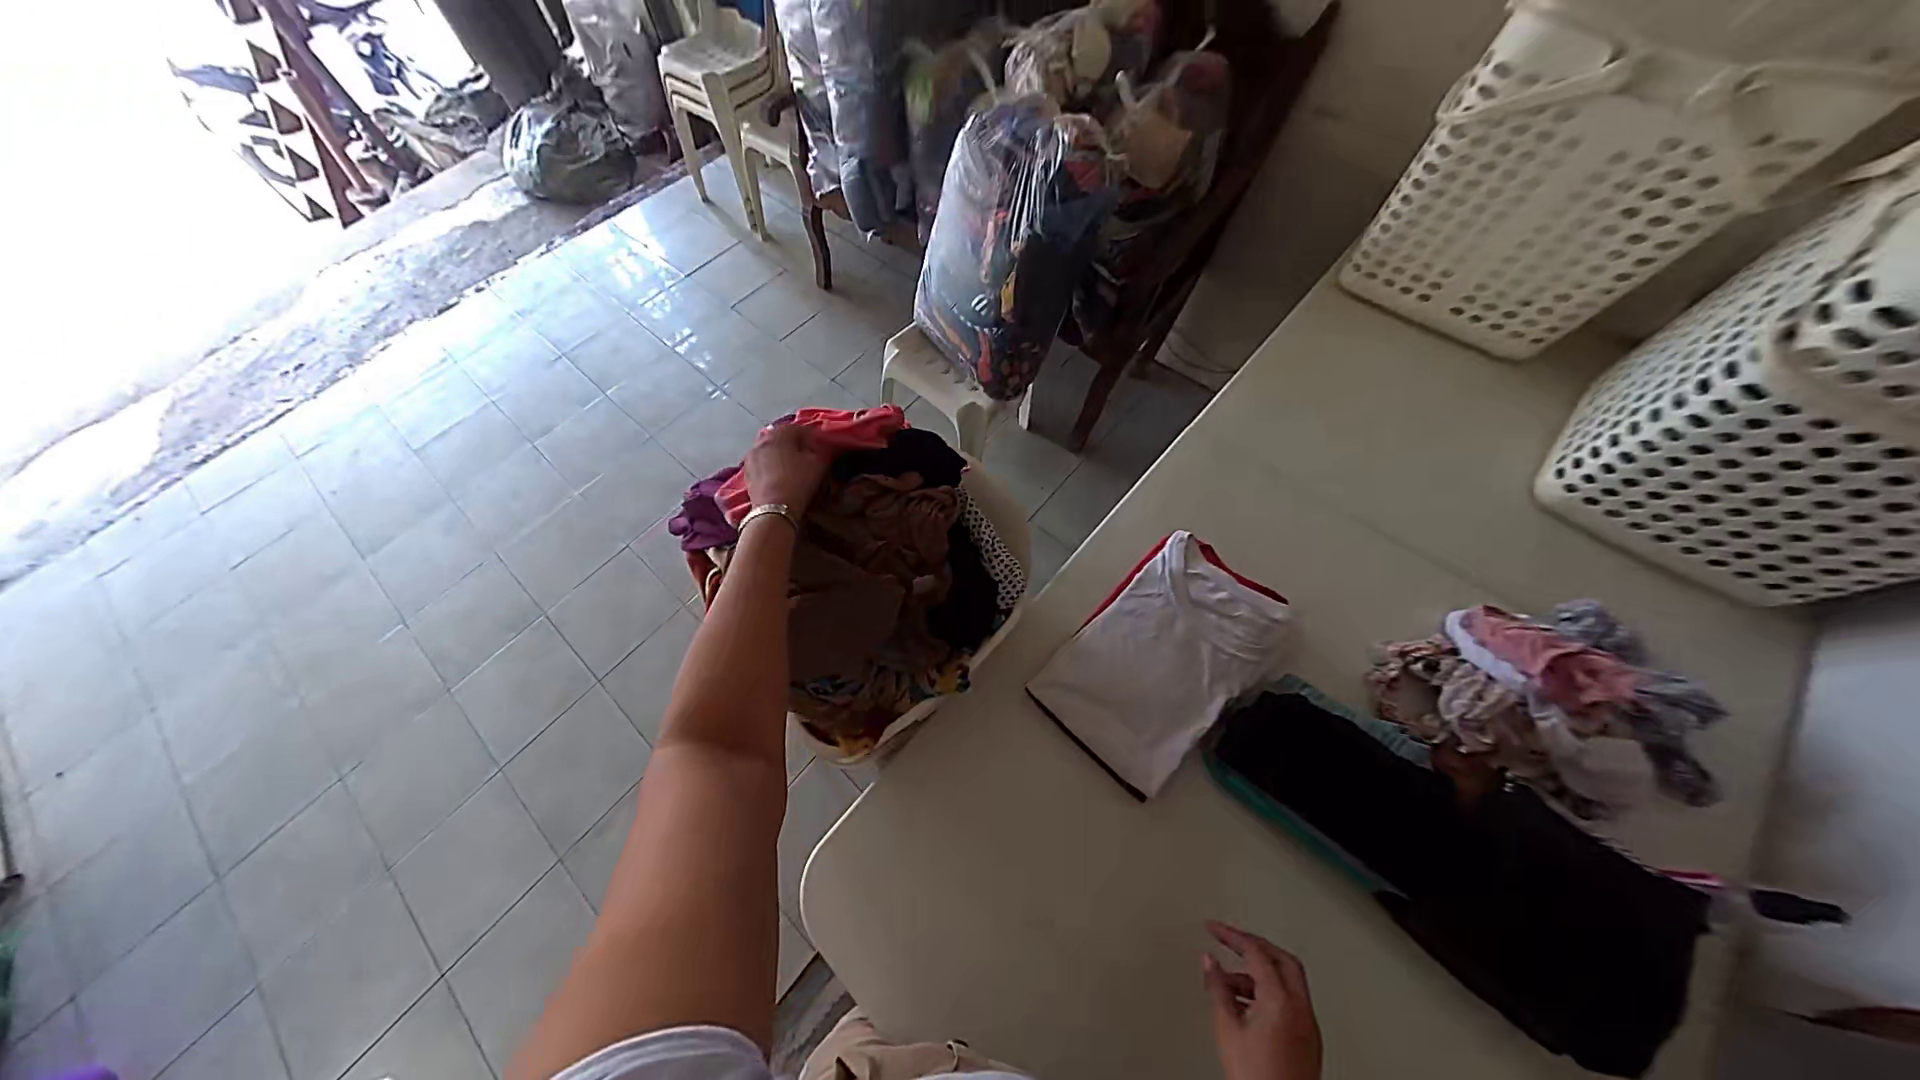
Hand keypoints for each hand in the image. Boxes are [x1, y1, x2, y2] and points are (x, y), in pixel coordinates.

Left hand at [746, 422, 828, 509]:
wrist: (774, 509)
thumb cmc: (798, 482)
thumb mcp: (818, 464)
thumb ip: (821, 450)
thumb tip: (819, 446)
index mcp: (779, 434)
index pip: (798, 428)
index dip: (811, 436)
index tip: (819, 445)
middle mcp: (762, 441)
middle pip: (781, 437)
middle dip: (793, 443)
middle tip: (806, 454)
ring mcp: (751, 456)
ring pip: (769, 449)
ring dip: (780, 453)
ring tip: (792, 465)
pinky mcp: (747, 472)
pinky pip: (762, 462)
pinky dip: (771, 464)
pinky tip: (780, 475)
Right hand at [1202, 921, 1321, 1079]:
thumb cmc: (1256, 1079)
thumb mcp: (1226, 1027)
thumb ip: (1218, 987)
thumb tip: (1209, 961)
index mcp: (1281, 1000)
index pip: (1256, 951)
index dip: (1231, 935)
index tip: (1214, 928)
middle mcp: (1300, 1008)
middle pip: (1280, 958)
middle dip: (1252, 944)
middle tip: (1229, 938)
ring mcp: (1309, 1025)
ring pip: (1288, 979)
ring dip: (1259, 971)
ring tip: (1228, 979)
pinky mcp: (1309, 1039)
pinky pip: (1291, 999)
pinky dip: (1269, 990)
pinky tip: (1246, 1001)